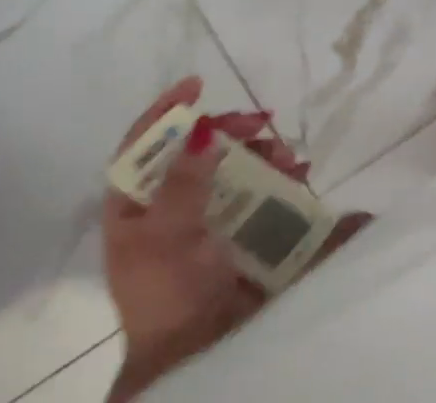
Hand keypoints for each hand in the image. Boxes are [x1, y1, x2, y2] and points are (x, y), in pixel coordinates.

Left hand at [101, 79, 368, 400]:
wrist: (201, 350)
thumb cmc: (169, 292)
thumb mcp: (167, 236)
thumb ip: (184, 182)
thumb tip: (202, 129)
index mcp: (135, 206)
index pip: (142, 146)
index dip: (165, 113)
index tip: (196, 84)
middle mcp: (169, 205)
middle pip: (197, 150)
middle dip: (230, 132)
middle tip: (261, 122)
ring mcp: (208, 216)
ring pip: (234, 166)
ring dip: (261, 153)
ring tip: (287, 157)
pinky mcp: (242, 229)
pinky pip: (262, 189)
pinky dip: (281, 175)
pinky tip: (300, 172)